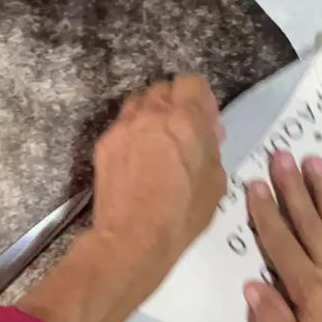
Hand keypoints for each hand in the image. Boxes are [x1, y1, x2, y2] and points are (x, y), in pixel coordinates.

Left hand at [19, 75, 224, 321]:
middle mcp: (153, 115)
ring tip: (158, 142)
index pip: (193, 83)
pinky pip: (123, 124)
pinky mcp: (105, 143)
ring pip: (140, 102)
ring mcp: (125, 127)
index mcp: (187, 120)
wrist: (133, 238)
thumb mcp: (216, 182)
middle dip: (176, 104)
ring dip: (152, 114)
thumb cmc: (181, 215)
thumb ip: (212, 148)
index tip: (204, 119)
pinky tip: (138, 159)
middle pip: (165, 88)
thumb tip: (208, 133)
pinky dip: (133, 132)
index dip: (201, 99)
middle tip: (183, 131)